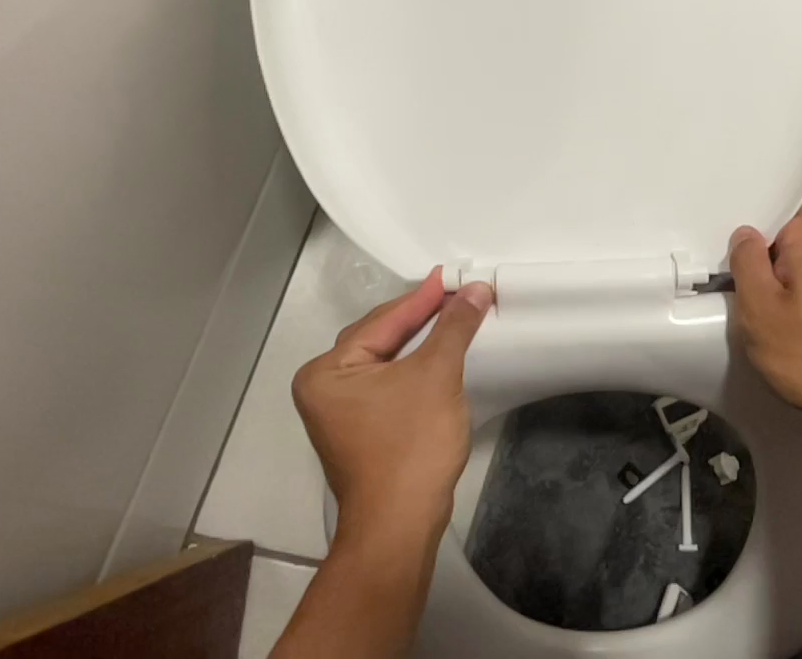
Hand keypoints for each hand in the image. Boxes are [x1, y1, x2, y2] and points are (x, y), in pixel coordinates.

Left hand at [291, 268, 493, 531]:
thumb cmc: (410, 444)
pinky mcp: (362, 430)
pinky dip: (416, 366)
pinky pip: (390, 382)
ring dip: (421, 340)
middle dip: (421, 316)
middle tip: (457, 293)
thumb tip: (476, 289)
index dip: (424, 297)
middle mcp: (324, 387)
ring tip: (453, 316)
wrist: (400, 524)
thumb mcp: (437, 374)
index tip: (455, 275)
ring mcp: (341, 412)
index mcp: (328, 371)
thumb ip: (454, 326)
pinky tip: (440, 355)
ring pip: (387, 359)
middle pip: (381, 336)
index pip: (384, 320)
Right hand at [728, 201, 801, 434]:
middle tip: (710, 233)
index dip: (758, 193)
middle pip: (783, 226)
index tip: (724, 196)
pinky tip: (750, 296)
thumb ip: (747, 263)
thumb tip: (744, 234)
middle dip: (751, 229)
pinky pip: (792, 278)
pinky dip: (770, 282)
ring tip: (722, 265)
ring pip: (785, 255)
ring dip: (758, 260)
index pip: (787, 197)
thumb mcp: (760, 307)